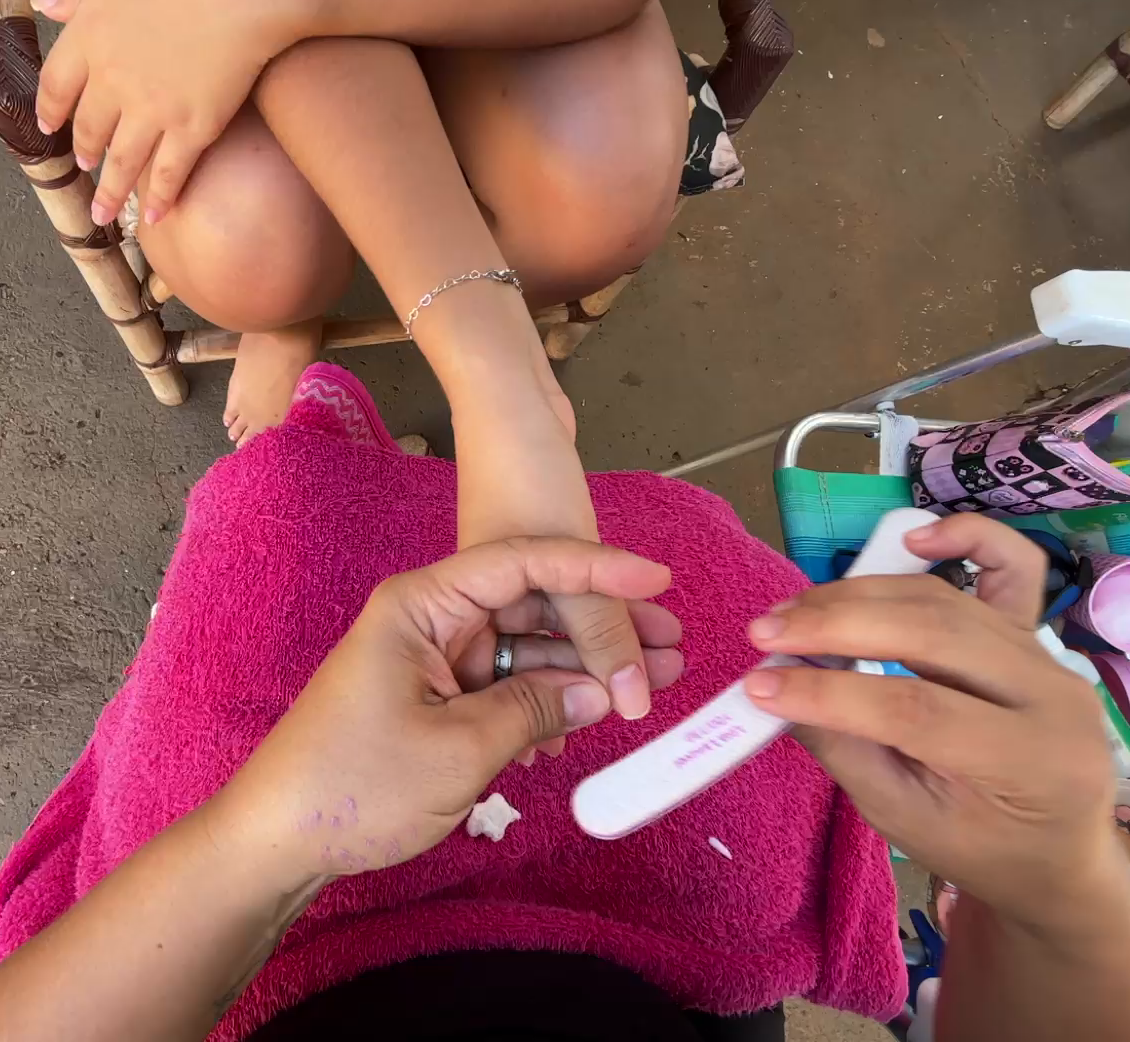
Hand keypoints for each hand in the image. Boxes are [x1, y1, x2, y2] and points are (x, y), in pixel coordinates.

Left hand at [32, 0, 314, 224]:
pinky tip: (155, 217)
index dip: (52, 111)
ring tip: (106, 216)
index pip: (57, 85)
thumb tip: (48, 5)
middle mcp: (114, 80)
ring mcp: (153, 110)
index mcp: (90, 35)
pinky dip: (159, 198)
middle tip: (85, 171)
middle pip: (90, 129)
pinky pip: (170, 173)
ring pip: (123, 162)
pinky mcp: (192, 129)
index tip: (50, 128)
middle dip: (85, 154)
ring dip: (112, 193)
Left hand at [210, 538, 680, 878]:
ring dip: (582, 663)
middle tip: (672, 641)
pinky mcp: (439, 693)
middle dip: (600, 624)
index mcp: (424, 602)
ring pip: (524, 646)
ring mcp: (437, 656)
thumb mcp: (458, 748)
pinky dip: (548, 695)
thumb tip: (600, 693)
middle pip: (530, 604)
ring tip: (656, 675)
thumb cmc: (357, 781)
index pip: (521, 563)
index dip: (594, 566)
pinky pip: (504, 681)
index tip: (655, 576)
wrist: (280, 836)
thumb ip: (535, 710)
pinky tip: (597, 707)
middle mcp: (433, 616)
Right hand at [450, 378, 659, 722]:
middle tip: (649, 699)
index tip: (599, 728)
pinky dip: (598, 620)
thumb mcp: (563, 559)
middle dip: (589, 677)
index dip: (554, 704)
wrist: (511, 401)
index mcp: (466, 611)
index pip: (509, 675)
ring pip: (556, 630)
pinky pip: (564, 606)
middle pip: (535, 656)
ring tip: (663, 668)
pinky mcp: (534, 560)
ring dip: (605, 646)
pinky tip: (636, 641)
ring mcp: (509, 582)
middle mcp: (483, 604)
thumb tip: (634, 706)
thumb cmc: (523, 479)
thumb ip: (599, 631)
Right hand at [739, 514, 1122, 932]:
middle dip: (833, 626)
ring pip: (940, 599)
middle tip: (764, 633)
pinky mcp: (1034, 632)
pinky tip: (914, 536)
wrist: (1051, 852)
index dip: (826, 692)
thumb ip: (838, 746)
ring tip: (792, 610)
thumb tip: (772, 683)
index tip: (756, 685)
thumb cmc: (973, 843)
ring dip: (854, 594)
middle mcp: (1052, 696)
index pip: (914, 709)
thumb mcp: (897, 815)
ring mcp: (1047, 655)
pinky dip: (966, 538)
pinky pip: (1012, 568)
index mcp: (1030, 763)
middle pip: (930, 634)